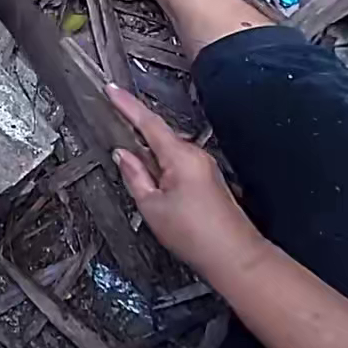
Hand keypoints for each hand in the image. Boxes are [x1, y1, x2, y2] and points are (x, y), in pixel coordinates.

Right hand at [106, 84, 262, 268]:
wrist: (236, 259)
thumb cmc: (194, 235)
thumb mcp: (151, 206)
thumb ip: (134, 175)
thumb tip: (123, 154)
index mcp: (179, 156)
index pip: (147, 122)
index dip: (127, 104)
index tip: (111, 89)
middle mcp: (194, 155)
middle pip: (157, 134)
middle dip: (134, 130)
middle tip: (111, 125)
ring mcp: (203, 165)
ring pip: (166, 149)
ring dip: (147, 152)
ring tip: (130, 164)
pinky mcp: (206, 178)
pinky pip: (176, 161)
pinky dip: (159, 163)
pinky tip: (151, 178)